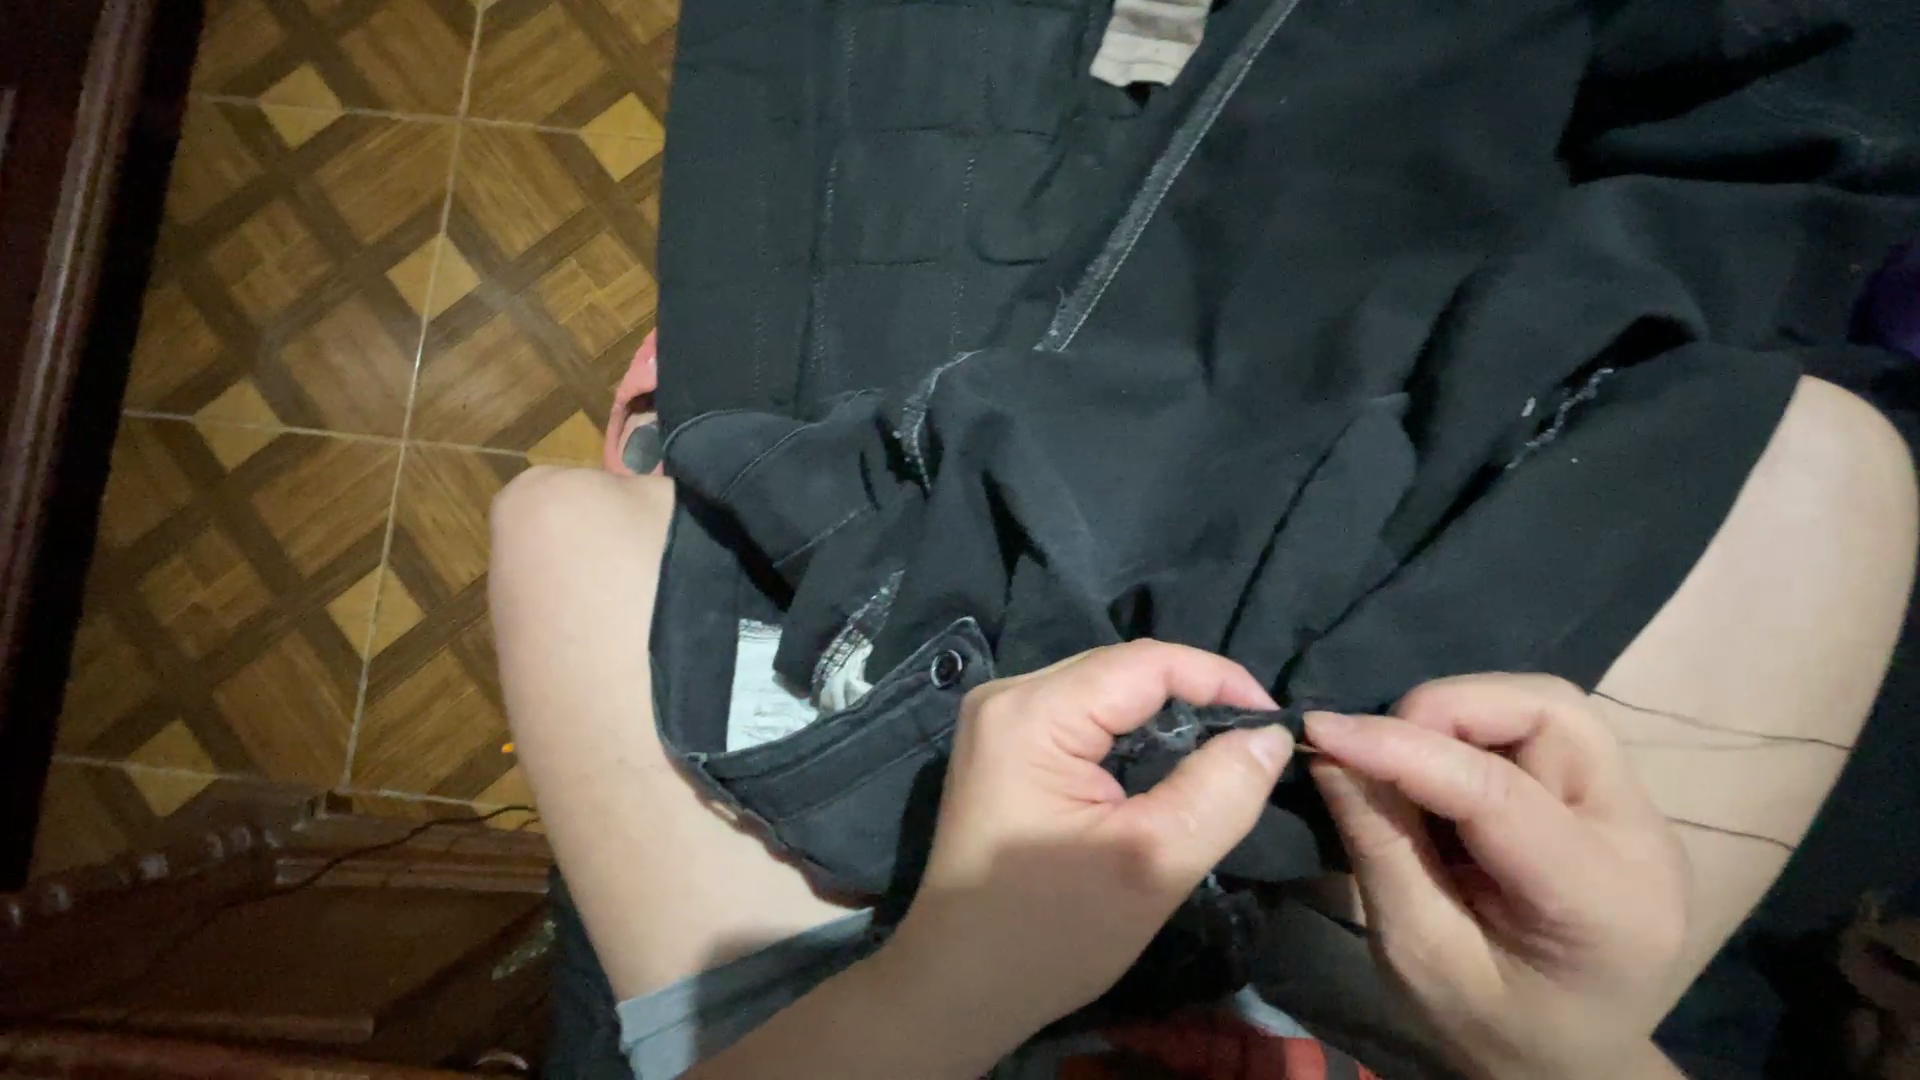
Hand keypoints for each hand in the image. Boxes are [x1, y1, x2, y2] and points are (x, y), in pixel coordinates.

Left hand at [882, 640, 1295, 1045]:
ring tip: (1215, 747)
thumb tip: (1269, 735)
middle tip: (1250, 739)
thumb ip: (1219, 791)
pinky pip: (1079, 712)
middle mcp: (1006, 694)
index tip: (1274, 722)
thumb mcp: (1151, 864)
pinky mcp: (1000, 740)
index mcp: (1031, 712)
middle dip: (1191, 694)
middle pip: (1118, 669)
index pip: (1142, 662)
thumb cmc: (1051, 932)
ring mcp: (997, 716)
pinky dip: (1126, 729)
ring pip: (1101, 687)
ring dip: (1161, 711)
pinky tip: (1156, 758)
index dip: (1216, 678)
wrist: (960, 981)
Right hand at [1306, 674, 1690, 1079]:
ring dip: (1455, 712)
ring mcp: (1630, 808)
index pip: (1497, 791)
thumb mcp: (1417, 950)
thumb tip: (1326, 750)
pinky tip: (1435, 767)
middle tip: (1374, 747)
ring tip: (1402, 757)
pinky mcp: (1605, 793)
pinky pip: (1533, 723)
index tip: (1317, 729)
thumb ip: (1377, 844)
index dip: (1399, 747)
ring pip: (1541, 703)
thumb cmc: (1489, 1024)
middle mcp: (1639, 837)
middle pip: (1547, 712)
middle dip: (1443, 711)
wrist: (1565, 1057)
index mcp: (1603, 903)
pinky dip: (1467, 725)